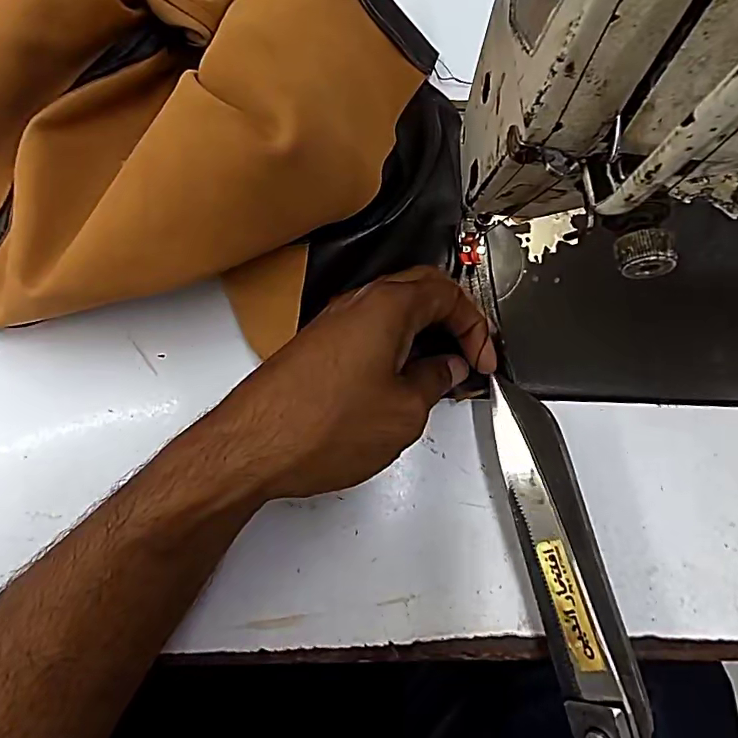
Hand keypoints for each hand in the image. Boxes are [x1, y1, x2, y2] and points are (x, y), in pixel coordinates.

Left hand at [201, 266, 496, 500]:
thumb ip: (434, 381)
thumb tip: (445, 368)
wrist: (253, 446)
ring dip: (424, 333)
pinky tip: (403, 381)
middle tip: (470, 353)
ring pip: (394, 311)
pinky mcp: (320, 345)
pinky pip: (370, 331)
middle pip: (422, 291)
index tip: (484, 357)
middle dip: (454, 320)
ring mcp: (335, 322)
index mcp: (386, 306)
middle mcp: (357, 303)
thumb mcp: (403, 411)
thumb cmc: (317, 425)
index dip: (476, 326)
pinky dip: (396, 346)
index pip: (448, 294)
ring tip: (441, 373)